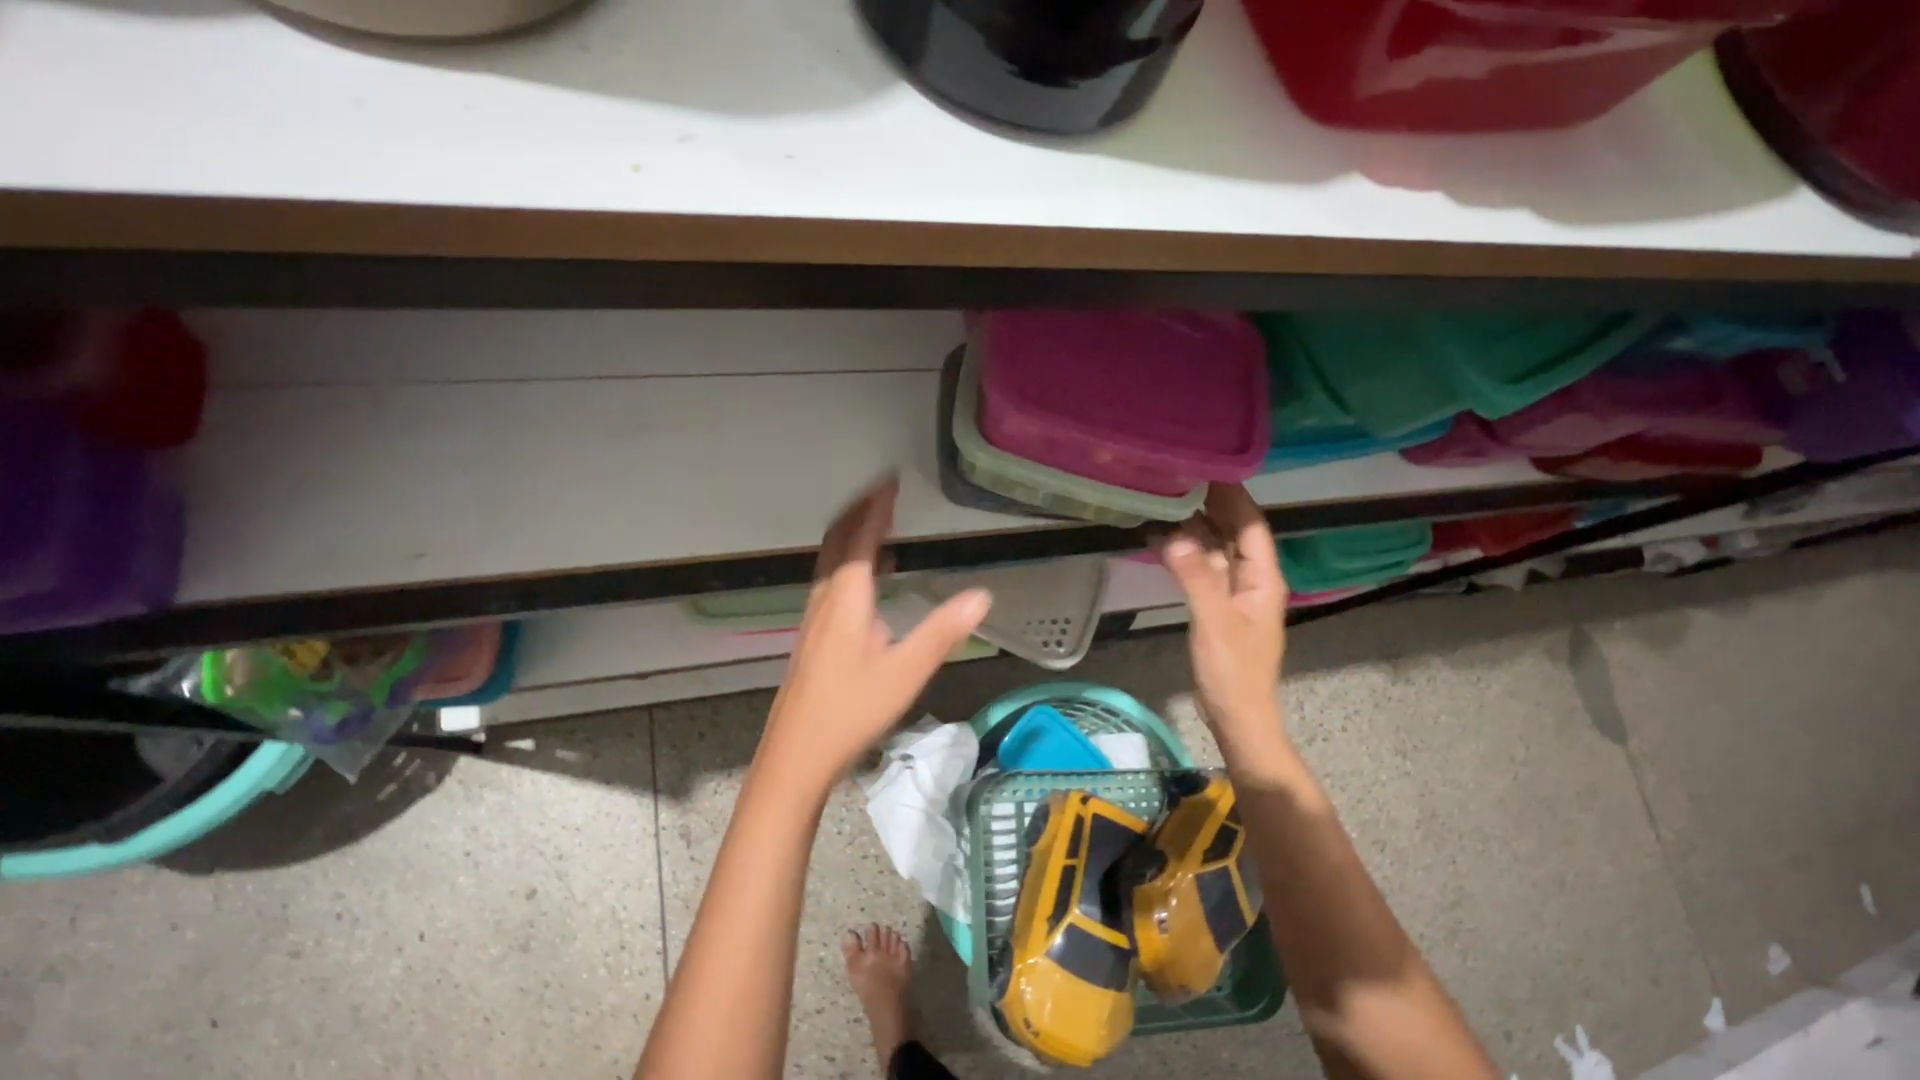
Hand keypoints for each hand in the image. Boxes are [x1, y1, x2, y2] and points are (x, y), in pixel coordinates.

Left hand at [757, 475, 991, 786]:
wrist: (797, 753)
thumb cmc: (852, 709)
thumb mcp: (906, 671)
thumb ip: (942, 631)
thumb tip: (981, 595)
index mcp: (847, 597)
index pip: (862, 537)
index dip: (878, 506)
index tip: (891, 479)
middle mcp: (825, 597)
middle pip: (838, 540)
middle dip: (860, 512)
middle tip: (885, 492)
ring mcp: (813, 616)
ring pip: (830, 561)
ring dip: (852, 535)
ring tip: (879, 523)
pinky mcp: (811, 635)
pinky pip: (830, 579)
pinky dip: (848, 561)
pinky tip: (866, 581)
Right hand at [1160, 484, 1289, 750]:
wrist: (1236, 716)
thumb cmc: (1233, 670)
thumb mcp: (1213, 620)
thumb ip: (1195, 576)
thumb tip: (1173, 534)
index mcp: (1263, 578)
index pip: (1250, 524)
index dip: (1233, 496)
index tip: (1208, 468)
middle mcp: (1252, 581)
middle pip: (1234, 533)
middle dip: (1211, 506)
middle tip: (1180, 477)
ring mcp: (1235, 596)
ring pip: (1216, 551)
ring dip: (1195, 530)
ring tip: (1165, 503)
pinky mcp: (1218, 609)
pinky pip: (1203, 571)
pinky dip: (1185, 556)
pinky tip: (1162, 543)